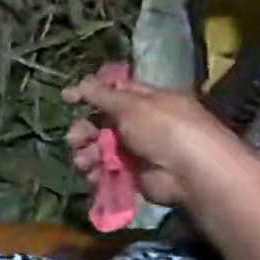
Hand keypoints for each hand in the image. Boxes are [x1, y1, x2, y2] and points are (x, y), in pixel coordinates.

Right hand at [63, 71, 252, 208]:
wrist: (191, 171)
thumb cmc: (164, 127)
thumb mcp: (132, 104)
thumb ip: (103, 95)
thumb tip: (80, 83)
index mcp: (145, 100)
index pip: (113, 92)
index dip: (90, 94)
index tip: (68, 99)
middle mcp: (140, 124)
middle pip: (102, 123)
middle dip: (84, 130)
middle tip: (75, 139)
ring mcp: (137, 151)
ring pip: (101, 149)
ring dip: (87, 154)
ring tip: (85, 161)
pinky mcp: (134, 176)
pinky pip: (107, 172)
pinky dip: (97, 174)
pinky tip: (93, 176)